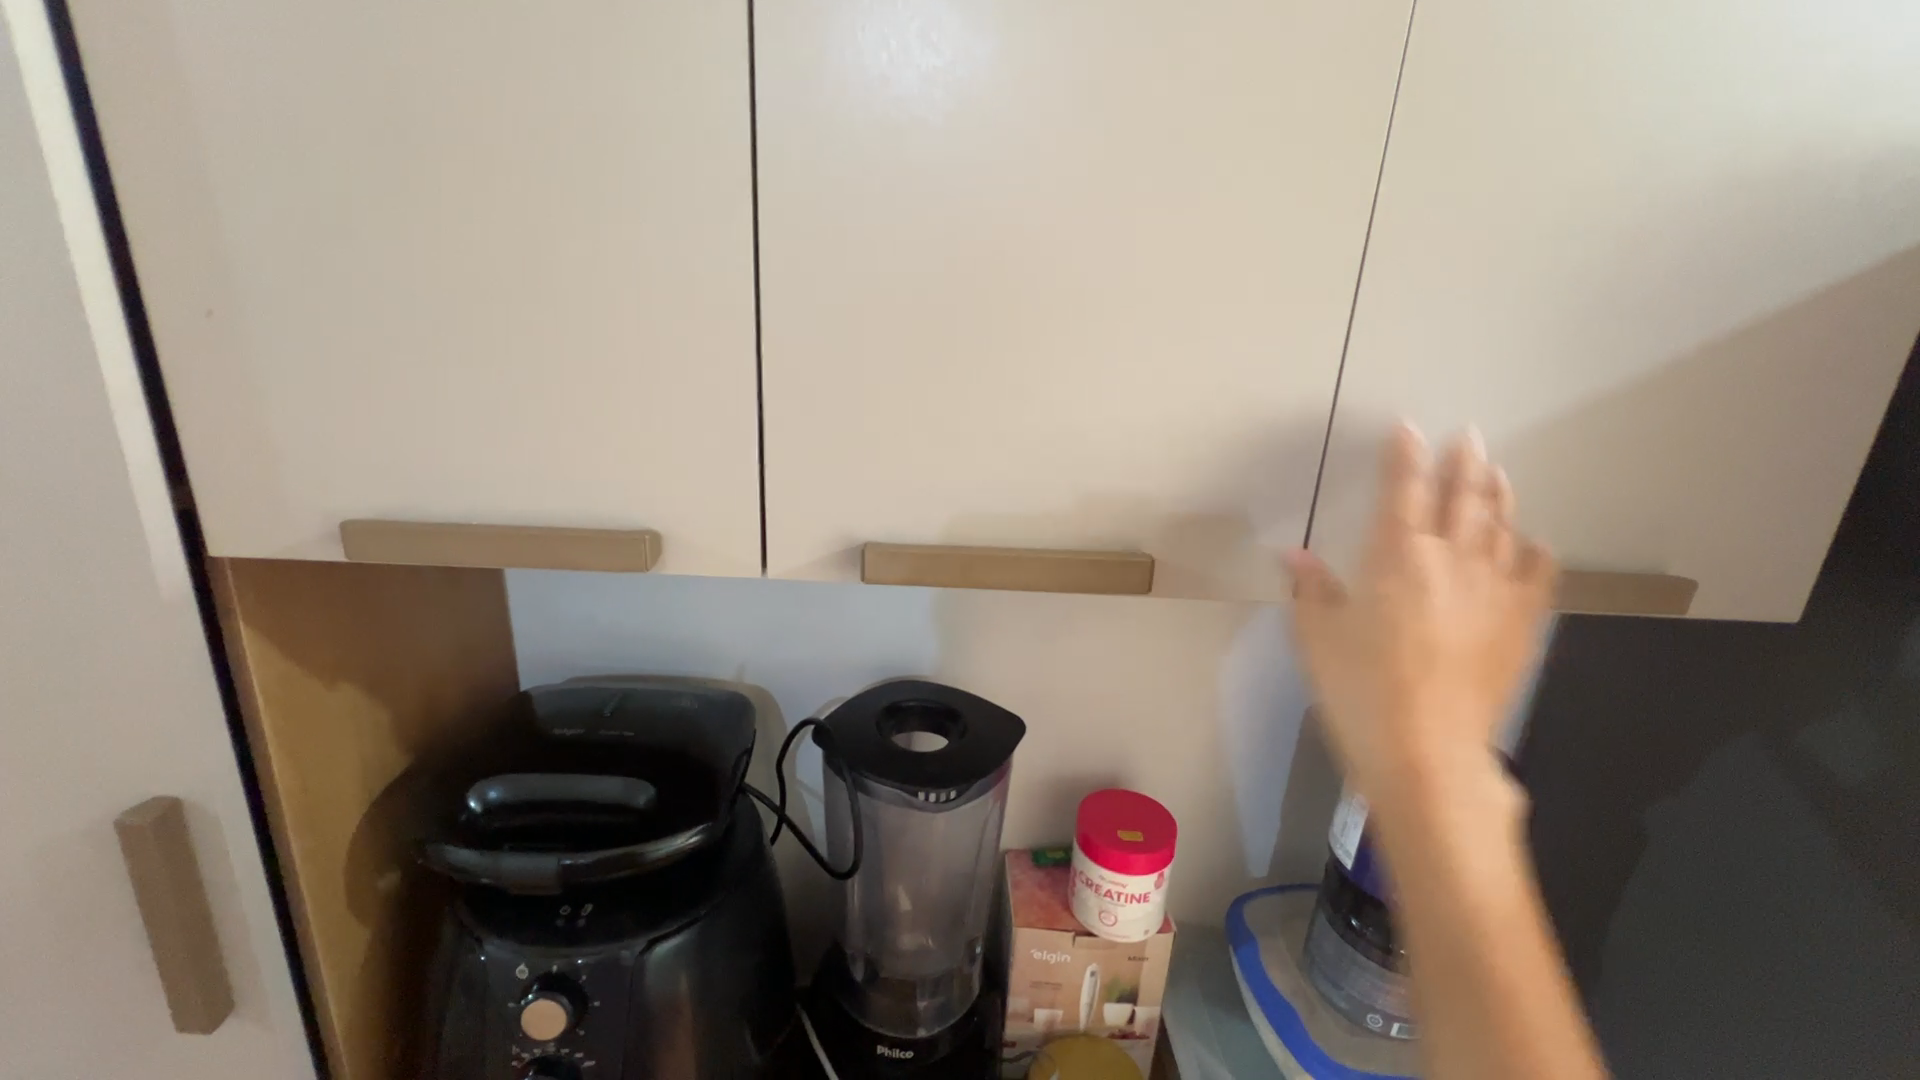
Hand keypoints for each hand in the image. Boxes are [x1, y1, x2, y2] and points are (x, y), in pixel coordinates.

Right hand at [1285, 424, 1557, 801]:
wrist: (1426, 750)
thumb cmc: (1359, 689)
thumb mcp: (1315, 638)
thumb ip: (1310, 589)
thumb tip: (1295, 555)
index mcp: (1396, 558)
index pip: (1403, 490)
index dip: (1405, 456)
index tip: (1408, 428)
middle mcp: (1451, 560)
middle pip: (1462, 497)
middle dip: (1462, 462)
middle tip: (1467, 436)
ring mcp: (1494, 590)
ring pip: (1502, 526)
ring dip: (1496, 495)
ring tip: (1495, 472)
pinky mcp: (1521, 622)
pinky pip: (1538, 573)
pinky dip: (1533, 550)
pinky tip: (1530, 543)